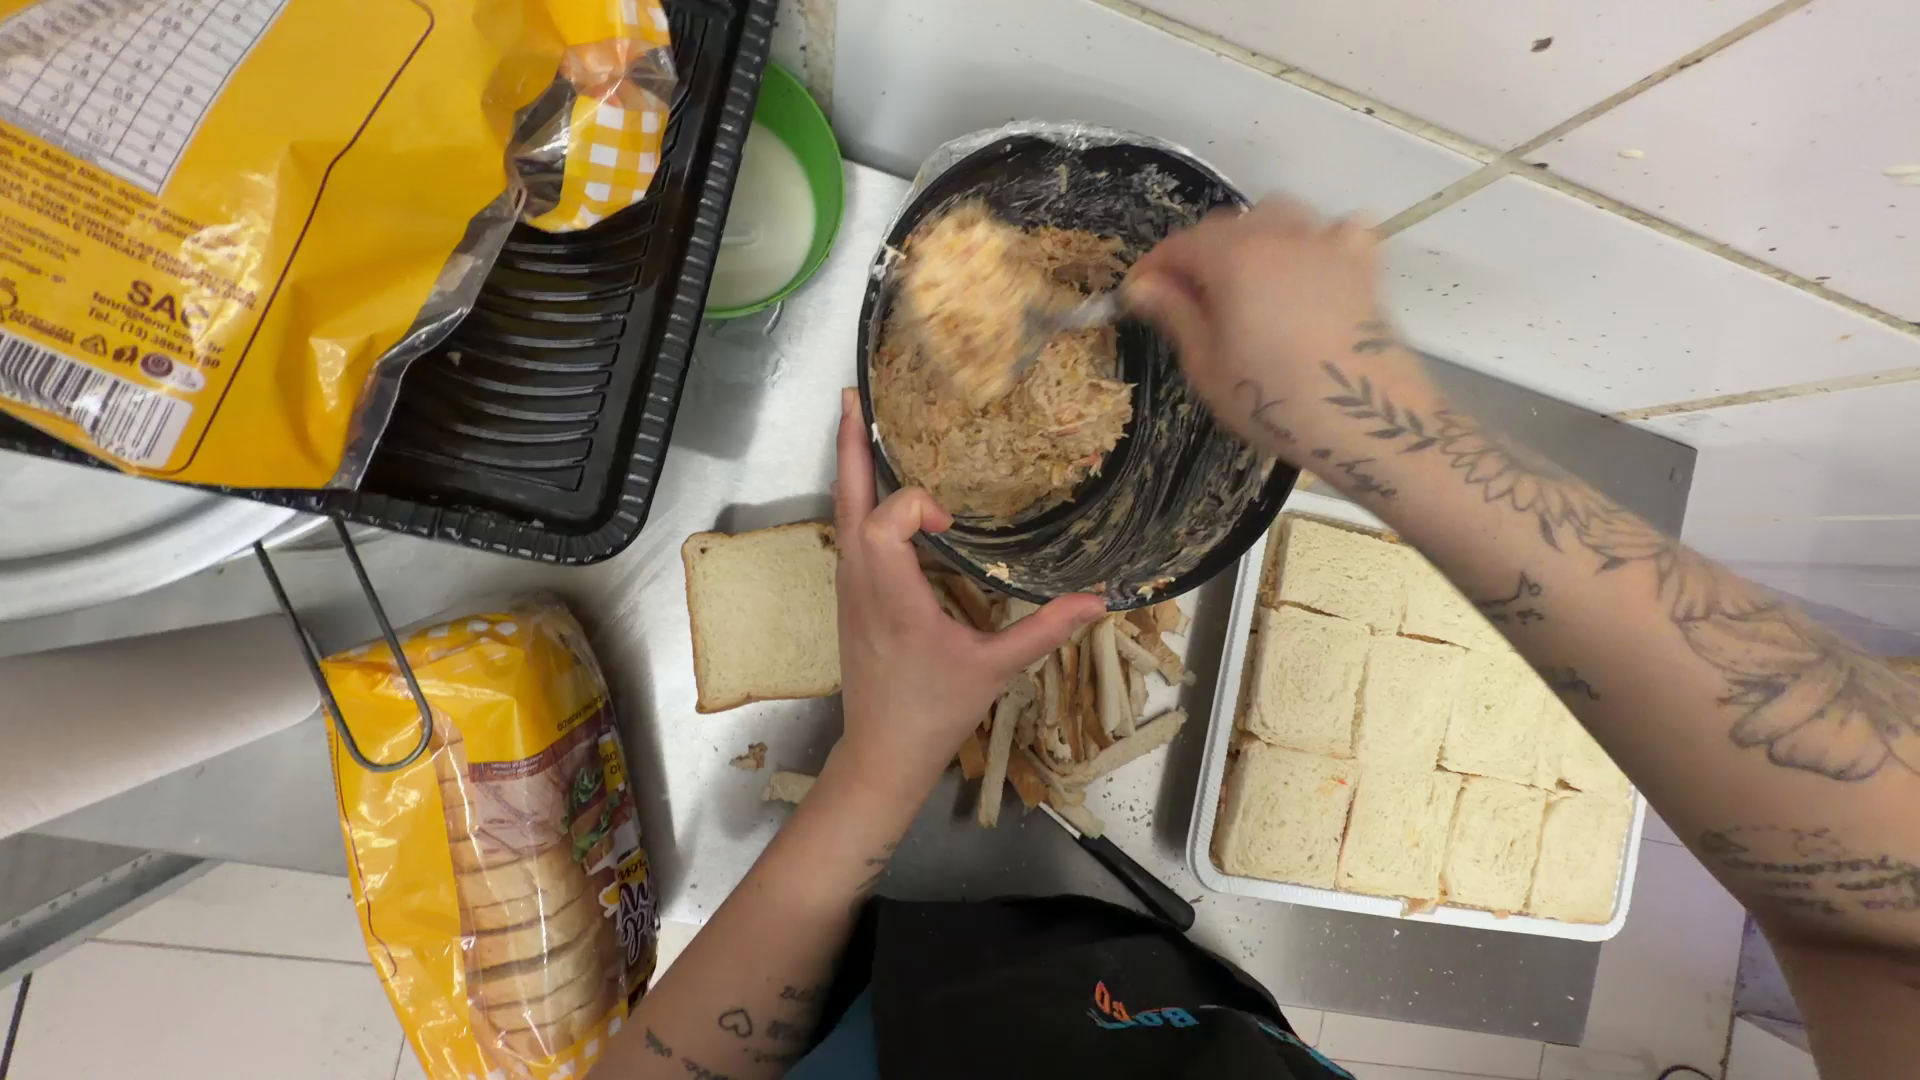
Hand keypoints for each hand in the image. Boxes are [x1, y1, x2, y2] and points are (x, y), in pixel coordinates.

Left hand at [829, 389, 1104, 803]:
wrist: (883, 751)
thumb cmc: (935, 710)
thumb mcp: (995, 669)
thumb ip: (1045, 630)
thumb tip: (1099, 599)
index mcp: (893, 595)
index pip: (886, 521)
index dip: (916, 507)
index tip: (951, 527)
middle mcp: (859, 583)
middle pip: (845, 500)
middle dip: (849, 446)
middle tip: (852, 397)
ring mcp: (847, 589)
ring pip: (840, 516)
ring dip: (849, 469)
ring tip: (860, 426)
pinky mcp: (848, 599)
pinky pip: (846, 536)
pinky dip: (856, 500)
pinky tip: (873, 491)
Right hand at [1126, 198, 1399, 451]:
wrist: (1364, 415)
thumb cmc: (1271, 397)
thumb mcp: (1206, 364)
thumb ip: (1174, 314)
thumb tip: (1141, 286)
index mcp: (1232, 256)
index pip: (1178, 245)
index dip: (1152, 268)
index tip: (1136, 296)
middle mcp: (1279, 233)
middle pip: (1226, 227)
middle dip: (1198, 255)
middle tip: (1184, 300)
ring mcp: (1327, 241)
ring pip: (1277, 218)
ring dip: (1250, 240)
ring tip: (1243, 282)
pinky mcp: (1362, 261)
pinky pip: (1331, 231)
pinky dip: (1311, 243)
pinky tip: (1306, 273)